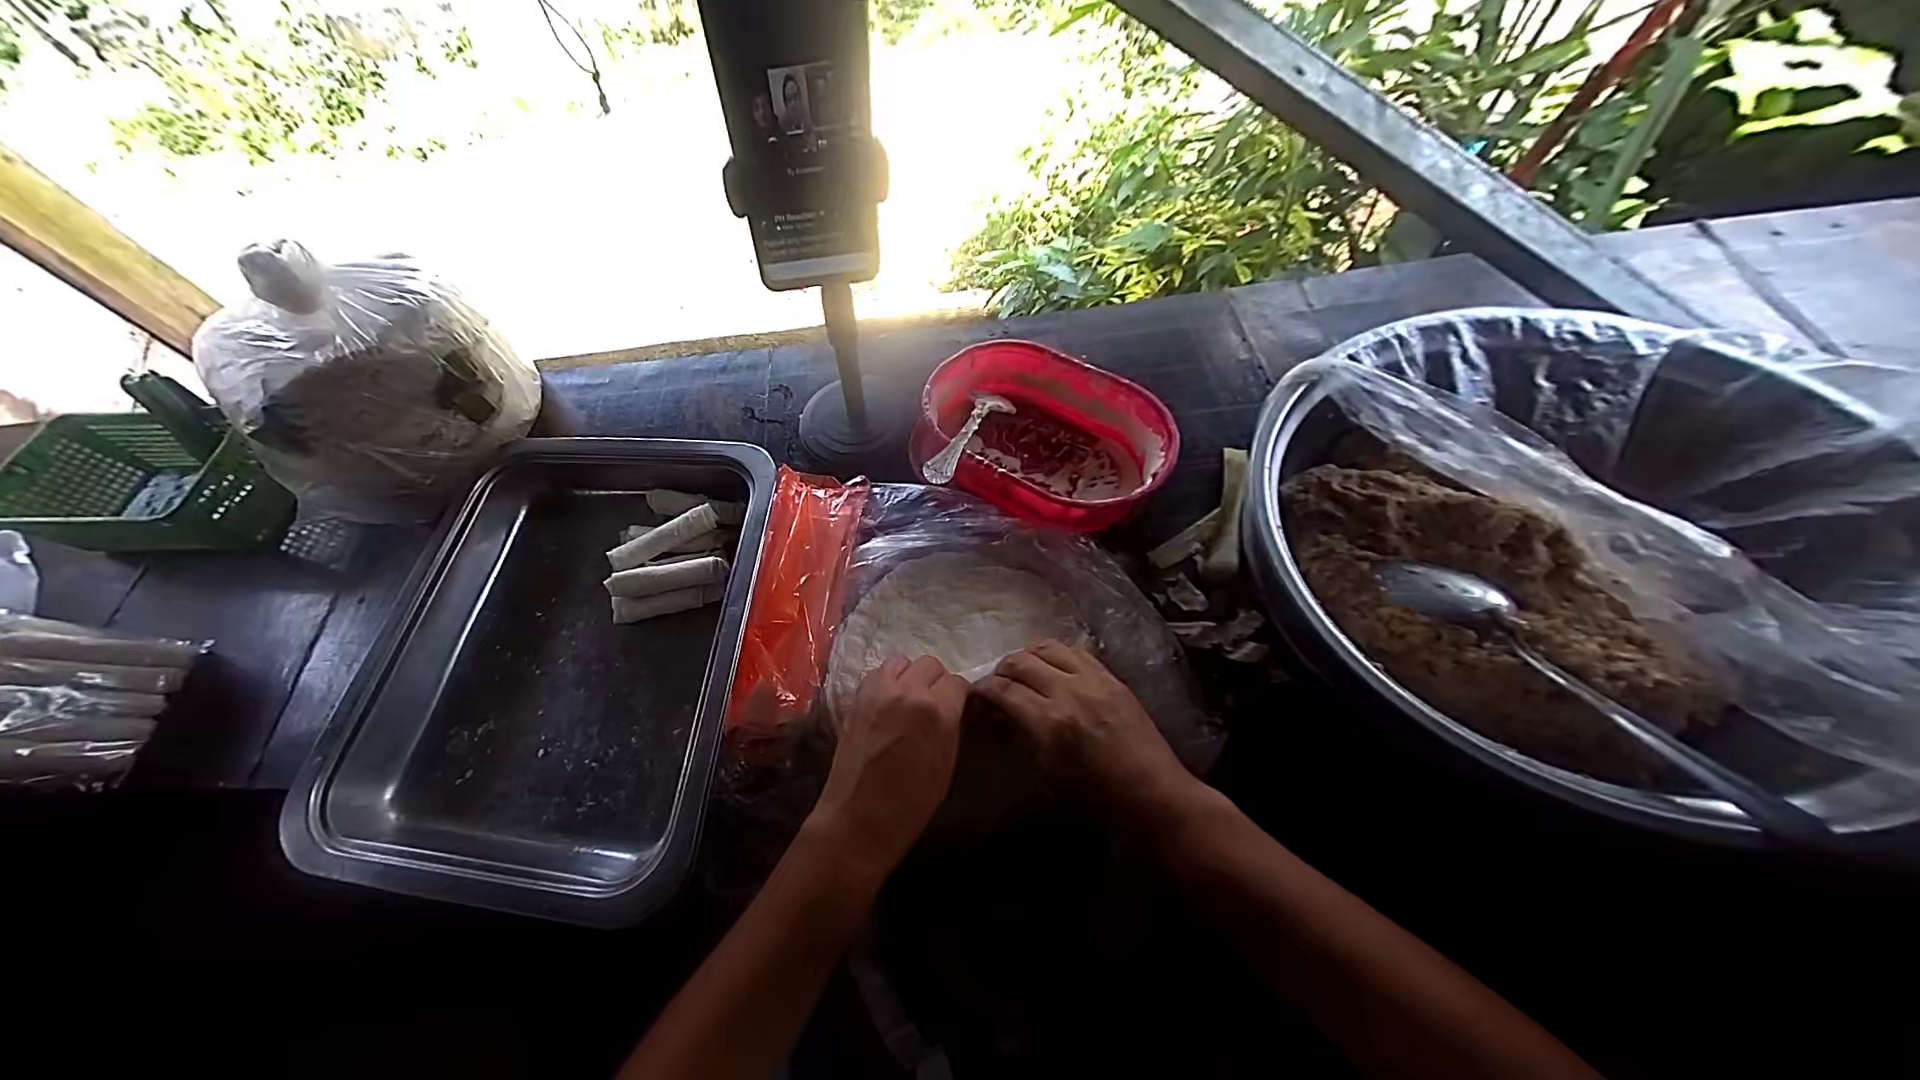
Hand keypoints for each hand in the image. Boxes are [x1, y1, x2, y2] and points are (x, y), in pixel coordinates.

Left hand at [811, 655, 969, 873]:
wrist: (858, 820)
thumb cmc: (911, 804)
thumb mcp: (947, 763)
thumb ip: (952, 726)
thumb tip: (957, 709)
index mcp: (938, 711)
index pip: (958, 682)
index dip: (960, 695)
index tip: (959, 707)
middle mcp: (909, 692)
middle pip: (931, 665)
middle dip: (938, 682)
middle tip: (936, 703)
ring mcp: (879, 692)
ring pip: (903, 661)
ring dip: (911, 676)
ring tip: (910, 698)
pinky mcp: (857, 698)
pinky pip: (878, 673)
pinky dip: (888, 680)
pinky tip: (889, 702)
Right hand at [975, 640, 1201, 828]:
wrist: (1153, 793)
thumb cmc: (1097, 797)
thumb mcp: (1049, 772)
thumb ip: (1024, 735)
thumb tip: (1003, 715)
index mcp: (1050, 722)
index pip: (1003, 691)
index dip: (982, 688)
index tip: (975, 692)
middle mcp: (1069, 692)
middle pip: (1021, 662)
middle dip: (1001, 669)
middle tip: (996, 681)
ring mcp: (1094, 680)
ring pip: (1048, 647)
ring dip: (1027, 655)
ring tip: (1022, 668)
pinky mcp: (1112, 678)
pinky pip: (1077, 652)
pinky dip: (1057, 654)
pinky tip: (1052, 666)